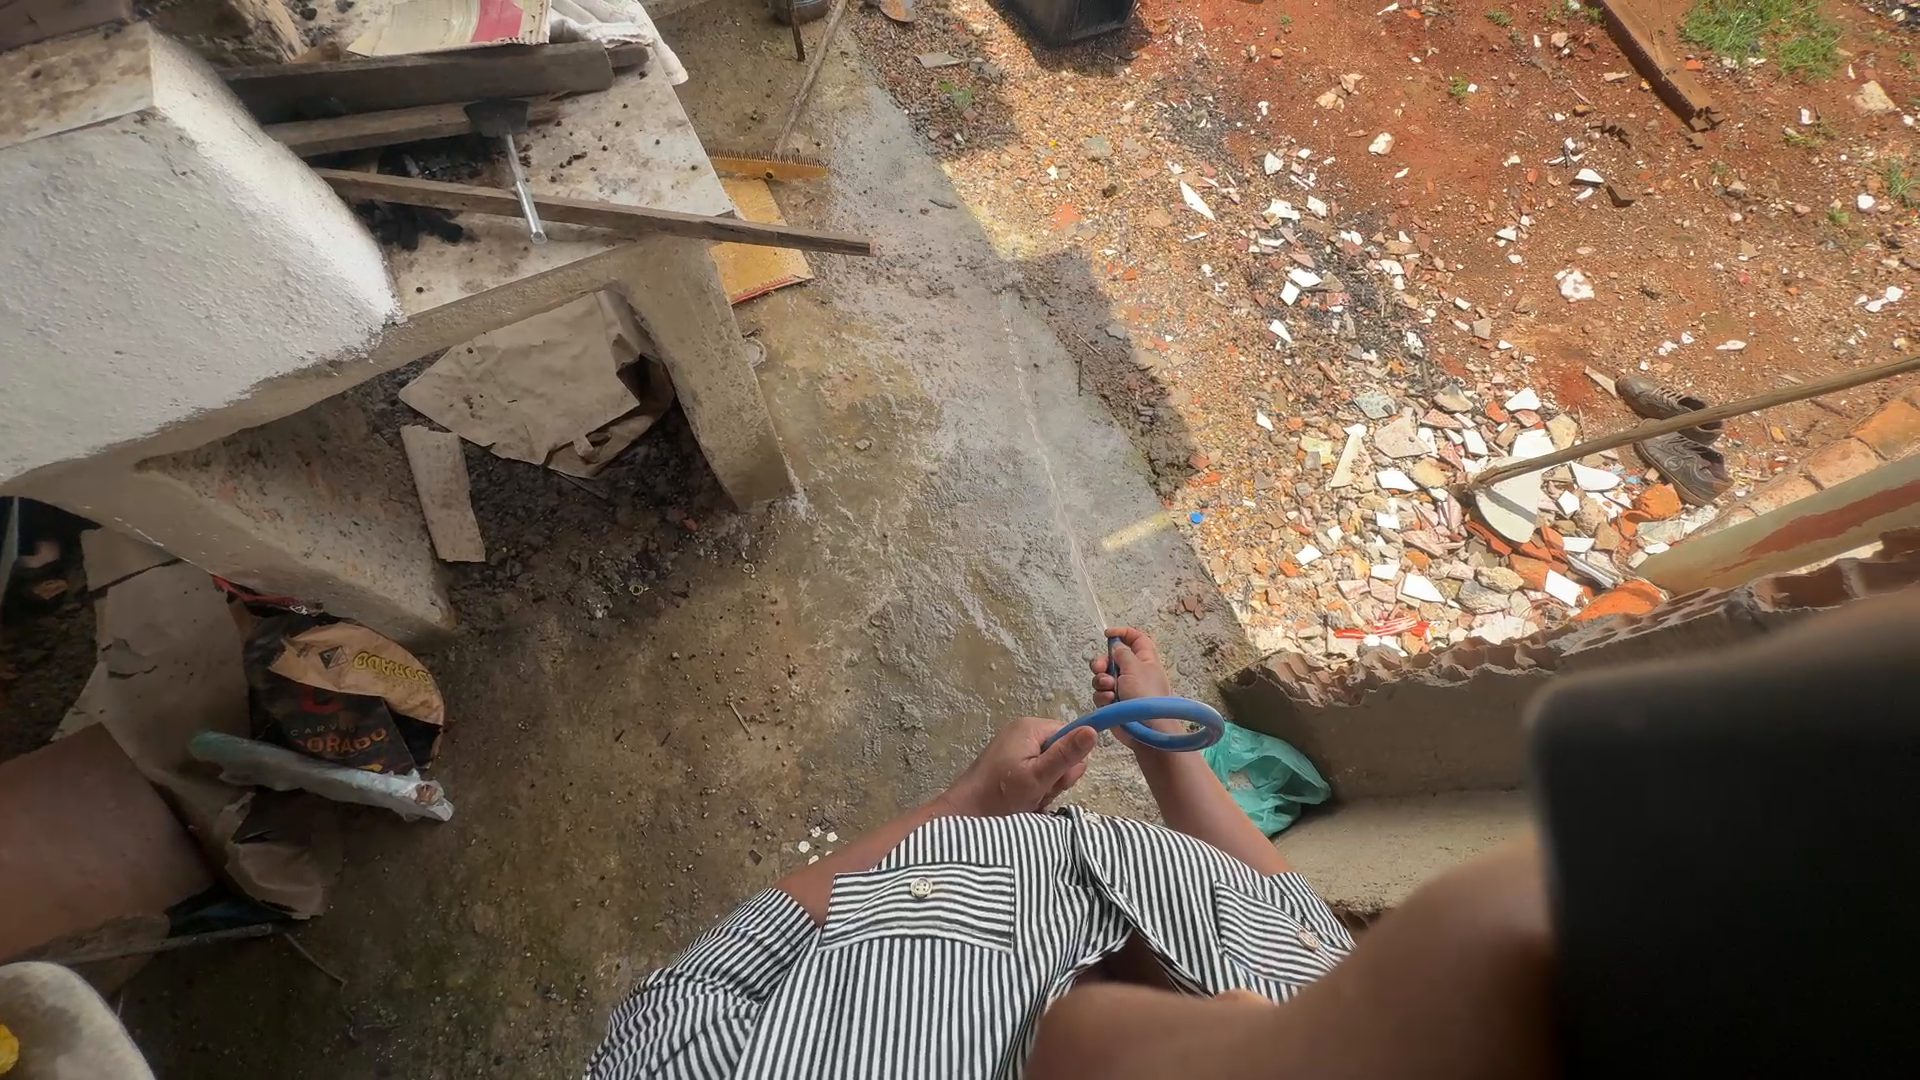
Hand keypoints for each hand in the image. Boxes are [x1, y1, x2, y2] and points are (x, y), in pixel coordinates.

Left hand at [940, 717, 1097, 816]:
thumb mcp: (1038, 777)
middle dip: (1056, 777)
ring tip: (1028, 798)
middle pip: (1062, 752)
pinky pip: (1036, 775)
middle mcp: (1024, 733)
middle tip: (1038, 791)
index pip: (1071, 735)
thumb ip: (1066, 755)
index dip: (1070, 760)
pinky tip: (1022, 801)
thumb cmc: (1000, 795)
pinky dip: (1034, 791)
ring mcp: (1016, 748)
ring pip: (1051, 768)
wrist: (963, 814)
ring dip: (1045, 787)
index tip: (1057, 778)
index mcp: (1031, 727)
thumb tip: (1093, 730)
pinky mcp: (1011, 764)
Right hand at [1089, 628, 1186, 752]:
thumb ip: (1122, 653)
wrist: (1146, 730)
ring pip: (1102, 677)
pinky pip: (1101, 694)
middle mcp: (1134, 673)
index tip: (1108, 634)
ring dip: (1102, 681)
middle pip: (1112, 659)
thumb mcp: (1135, 668)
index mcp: (1145, 661)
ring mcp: (1123, 689)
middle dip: (1102, 662)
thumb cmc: (1145, 695)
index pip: (1136, 640)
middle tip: (1099, 668)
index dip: (1123, 634)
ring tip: (1109, 688)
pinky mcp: (1113, 704)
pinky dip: (1103, 696)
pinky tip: (1109, 701)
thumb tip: (1117, 647)